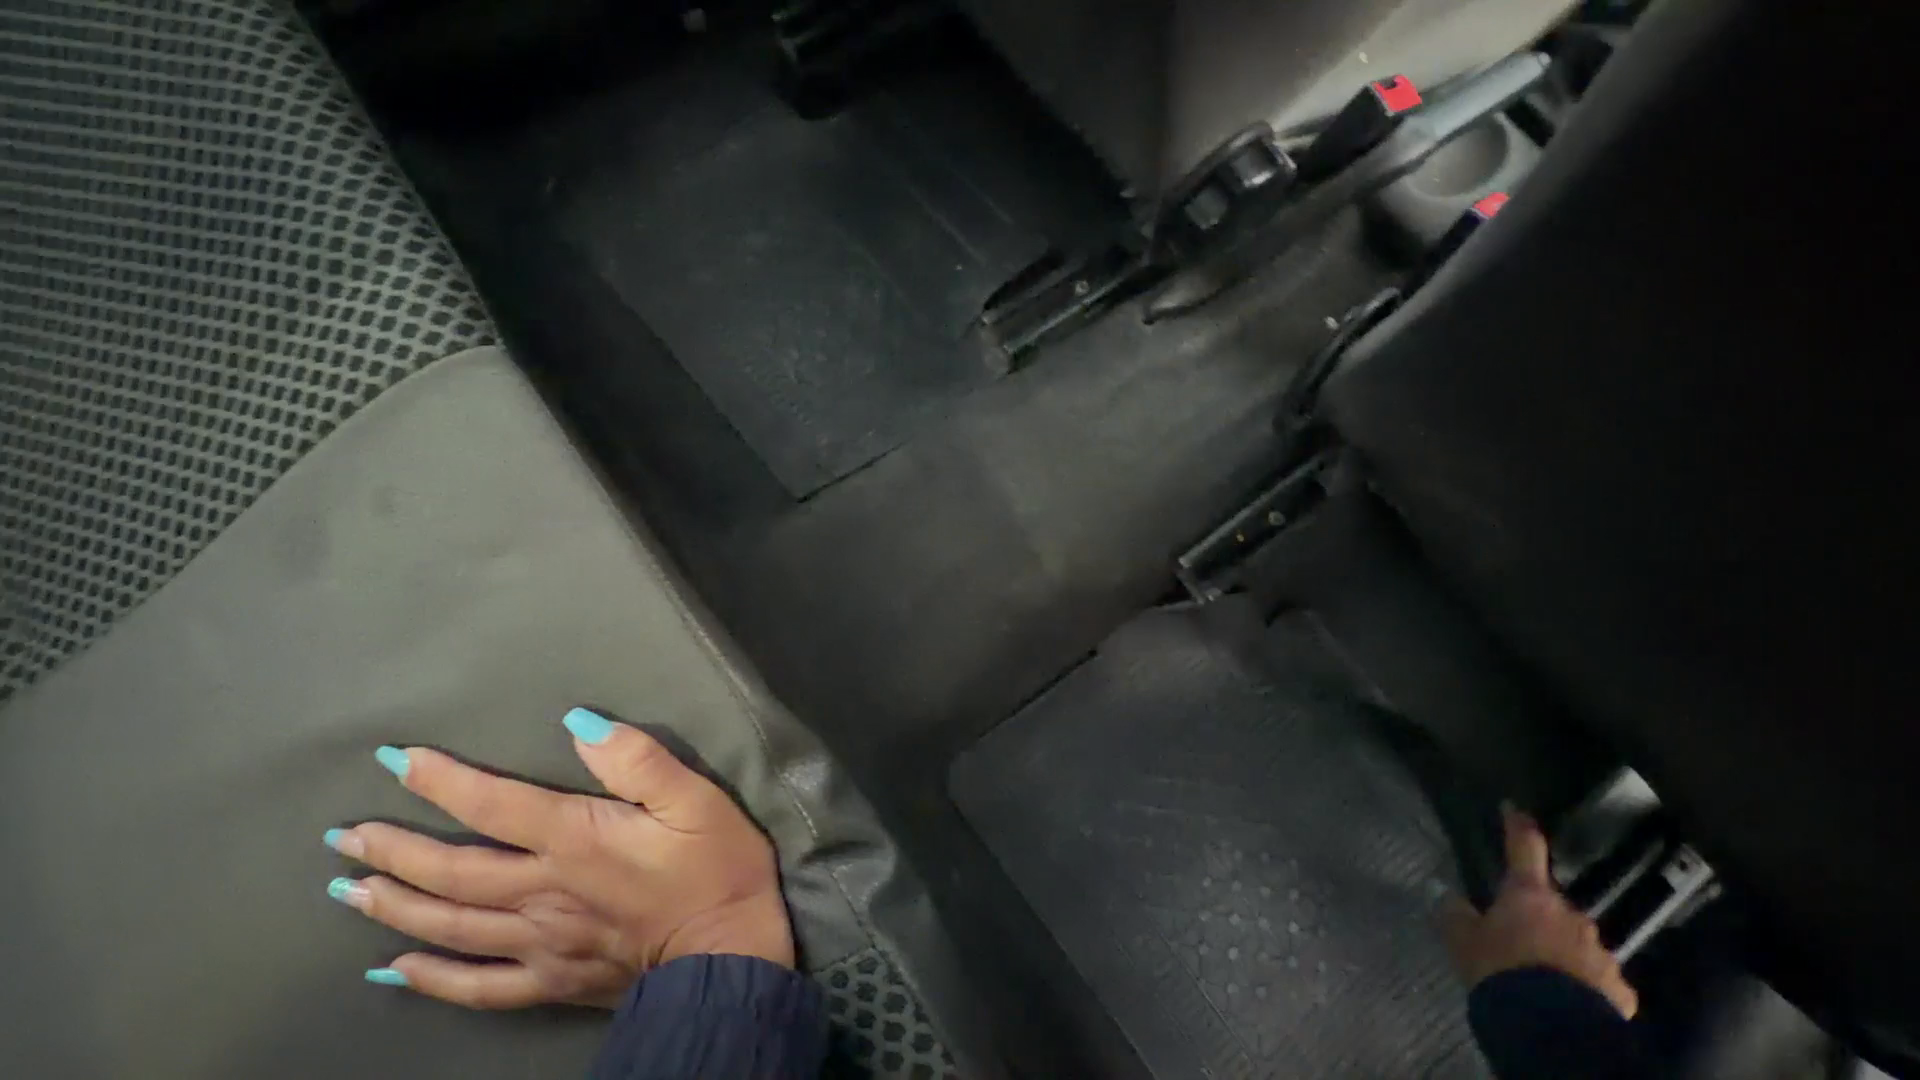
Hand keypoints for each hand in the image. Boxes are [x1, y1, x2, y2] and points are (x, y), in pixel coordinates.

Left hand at [324, 708, 792, 1009]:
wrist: (730, 957)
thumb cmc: (717, 868)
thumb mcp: (696, 798)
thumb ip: (639, 760)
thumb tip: (581, 723)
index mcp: (575, 842)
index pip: (494, 805)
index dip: (443, 780)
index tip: (394, 760)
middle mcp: (542, 892)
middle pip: (452, 869)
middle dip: (394, 848)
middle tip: (344, 836)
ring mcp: (540, 943)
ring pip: (450, 925)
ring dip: (395, 905)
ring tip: (348, 890)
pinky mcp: (551, 981)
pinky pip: (476, 987)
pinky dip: (430, 979)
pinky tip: (394, 970)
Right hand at [1441, 806, 1638, 1018]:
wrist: (1551, 1030)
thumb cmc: (1499, 972)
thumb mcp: (1461, 941)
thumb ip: (1454, 914)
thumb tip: (1449, 896)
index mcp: (1529, 895)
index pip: (1524, 849)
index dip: (1518, 827)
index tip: (1514, 810)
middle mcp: (1569, 915)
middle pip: (1550, 905)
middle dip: (1535, 916)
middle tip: (1513, 938)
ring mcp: (1599, 952)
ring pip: (1574, 942)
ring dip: (1558, 951)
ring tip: (1537, 977)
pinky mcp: (1619, 989)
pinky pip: (1595, 978)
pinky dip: (1580, 984)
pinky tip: (1563, 1001)